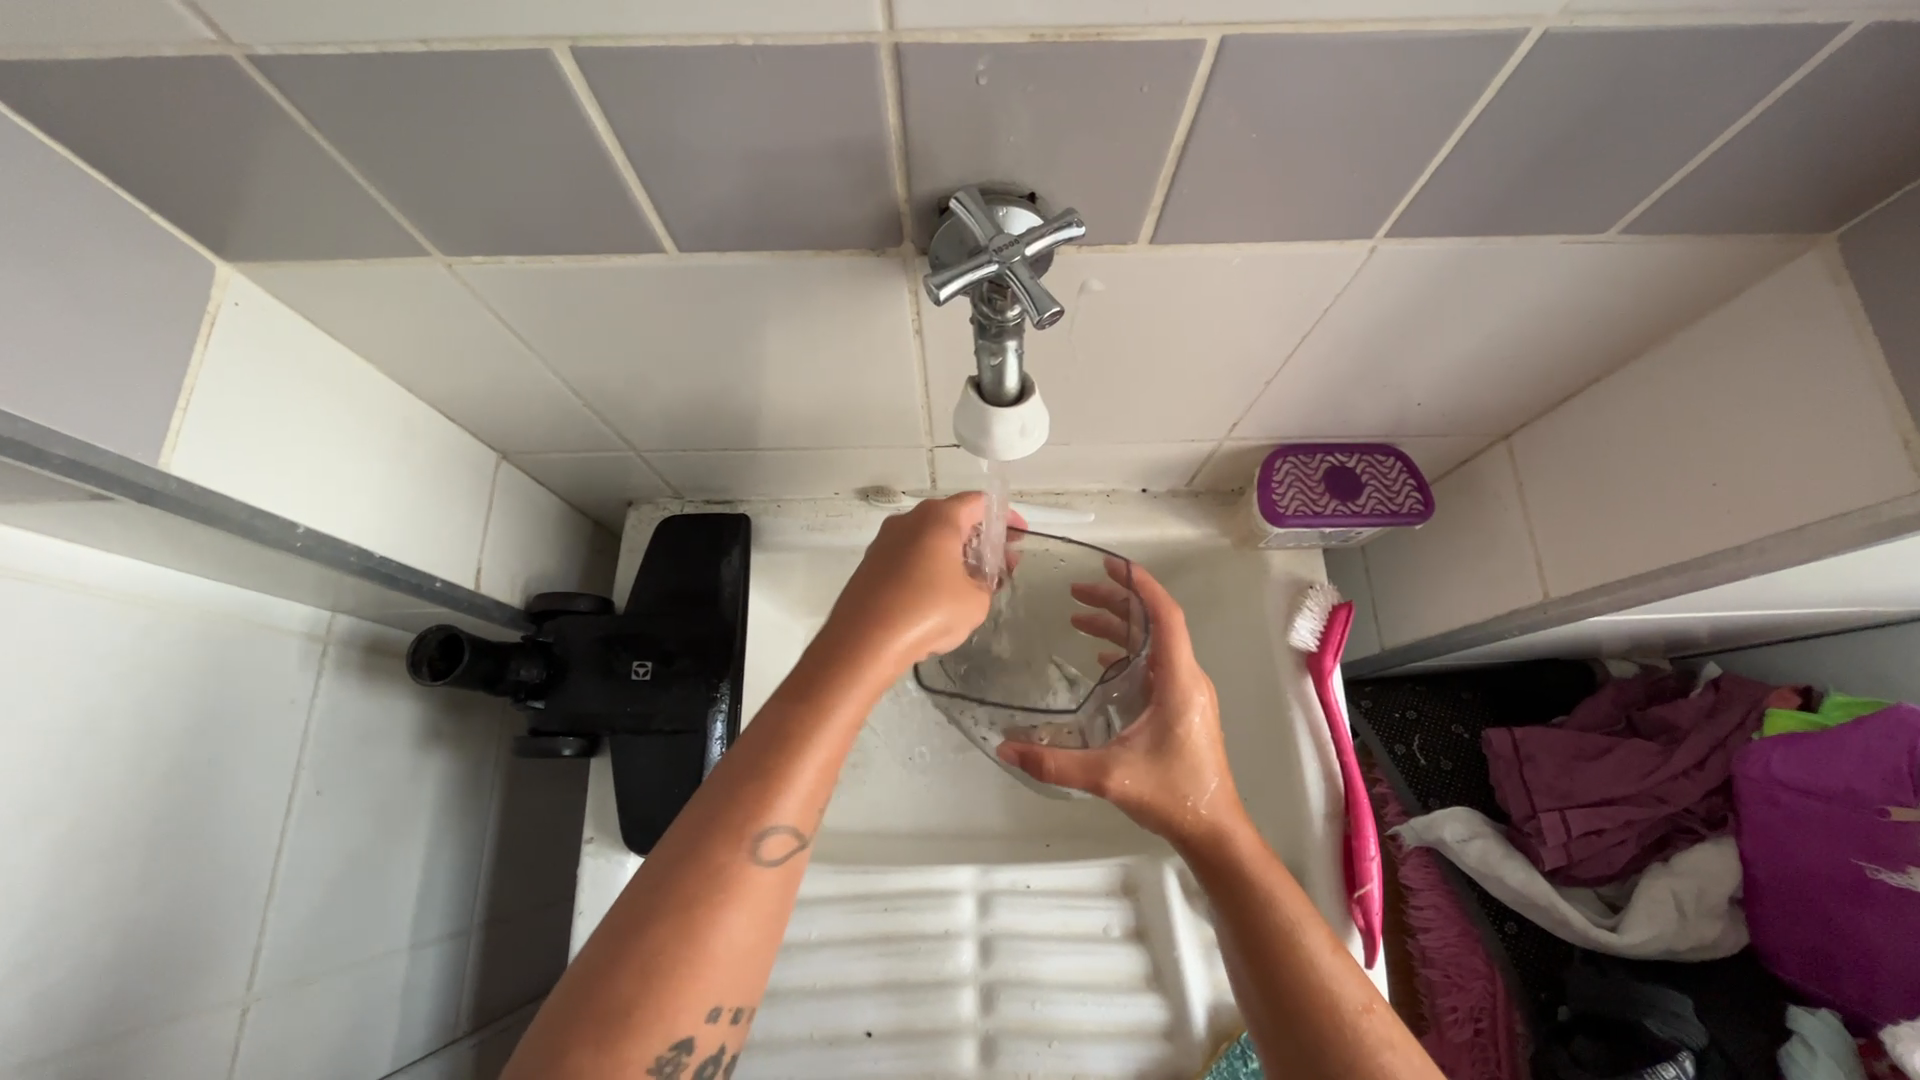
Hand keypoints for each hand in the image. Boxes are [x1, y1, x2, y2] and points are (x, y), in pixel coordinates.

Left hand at [821, 493, 1021, 674]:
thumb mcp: (976, 601)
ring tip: (972, 585)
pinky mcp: (871, 565)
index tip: (1018, 535)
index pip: (978, 503)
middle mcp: (908, 521)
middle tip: (1001, 564)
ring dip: (954, 556)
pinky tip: (939, 597)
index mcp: (937, 518)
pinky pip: (910, 558)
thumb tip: (976, 579)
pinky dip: (930, 568)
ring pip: (929, 540)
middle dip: (980, 540)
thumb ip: (986, 582)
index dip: (1004, 517)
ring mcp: (885, 541)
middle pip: (953, 520)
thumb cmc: (928, 611)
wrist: (864, 640)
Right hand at [996, 558, 1248, 847]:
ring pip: (1154, 644)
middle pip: (1155, 625)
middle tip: (1076, 591)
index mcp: (1178, 682)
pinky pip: (1155, 665)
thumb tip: (1006, 747)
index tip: (1112, 565)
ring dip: (1120, 627)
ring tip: (1079, 619)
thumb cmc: (1172, 795)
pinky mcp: (1182, 708)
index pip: (1165, 617)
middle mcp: (1187, 679)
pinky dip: (1128, 652)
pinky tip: (1100, 660)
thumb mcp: (1109, 776)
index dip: (1141, 586)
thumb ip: (1055, 761)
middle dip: (1117, 602)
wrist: (1213, 830)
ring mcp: (1187, 694)